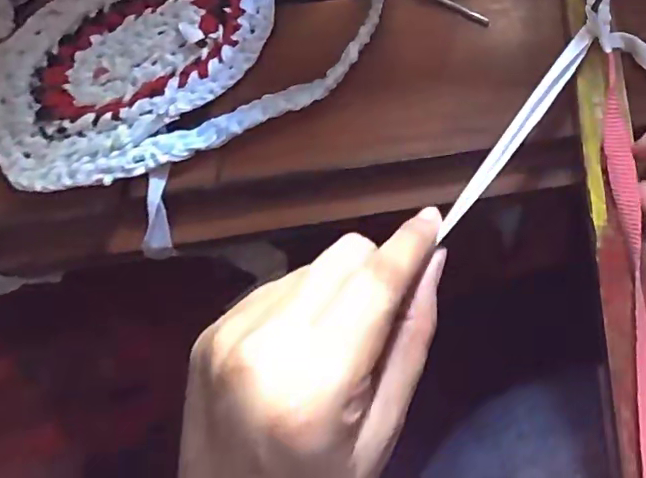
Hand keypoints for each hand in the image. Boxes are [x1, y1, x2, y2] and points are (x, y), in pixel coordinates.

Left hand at [180, 208, 445, 477]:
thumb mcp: (382, 429)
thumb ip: (413, 337)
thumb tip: (433, 259)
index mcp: (315, 382)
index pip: (375, 284)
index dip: (409, 244)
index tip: (433, 217)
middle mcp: (266, 343)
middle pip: (346, 254)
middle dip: (376, 268)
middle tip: (382, 312)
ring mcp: (230, 331)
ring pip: (316, 263)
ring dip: (338, 286)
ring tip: (331, 340)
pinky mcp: (212, 328)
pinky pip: (281, 282)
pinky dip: (302, 301)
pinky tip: (295, 346)